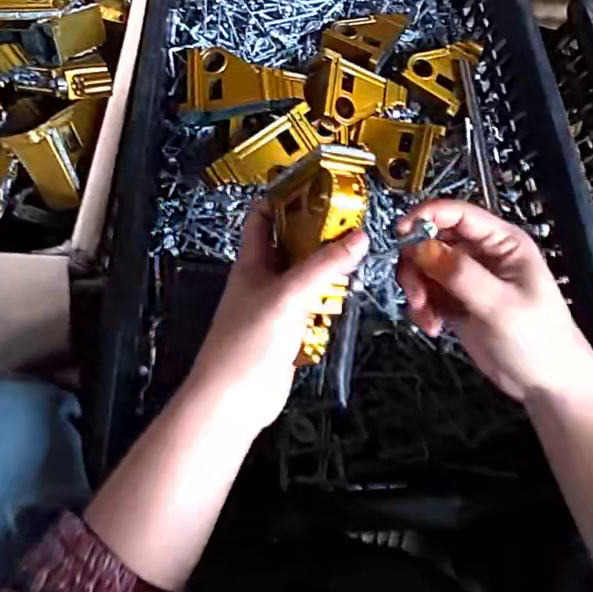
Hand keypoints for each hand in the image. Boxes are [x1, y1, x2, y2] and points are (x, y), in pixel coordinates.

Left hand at [185, 202, 368, 433]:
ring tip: (355, 262)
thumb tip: (358, 237)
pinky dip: (327, 305)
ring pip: (306, 278)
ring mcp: (275, 307)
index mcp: (253, 260)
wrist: (233, 402)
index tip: (318, 189)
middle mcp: (263, 278)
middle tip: (351, 228)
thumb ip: (325, 265)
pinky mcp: (287, 333)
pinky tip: (345, 300)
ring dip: (328, 273)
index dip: (286, 198)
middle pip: (293, 246)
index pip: (264, 216)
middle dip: (320, 238)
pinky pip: (312, 309)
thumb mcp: (290, 294)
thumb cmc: (249, 340)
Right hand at [395, 199, 592, 403]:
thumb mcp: (499, 304)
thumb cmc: (536, 339)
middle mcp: (481, 253)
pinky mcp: (456, 301)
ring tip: (424, 314)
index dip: (427, 215)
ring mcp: (467, 277)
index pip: (458, 213)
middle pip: (433, 238)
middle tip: (415, 291)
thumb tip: (419, 246)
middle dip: (417, 262)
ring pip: (424, 265)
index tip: (401, 233)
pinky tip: (432, 326)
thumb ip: (459, 274)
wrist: (547, 387)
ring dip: (417, 288)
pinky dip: (422, 306)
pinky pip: (426, 291)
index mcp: (501, 241)